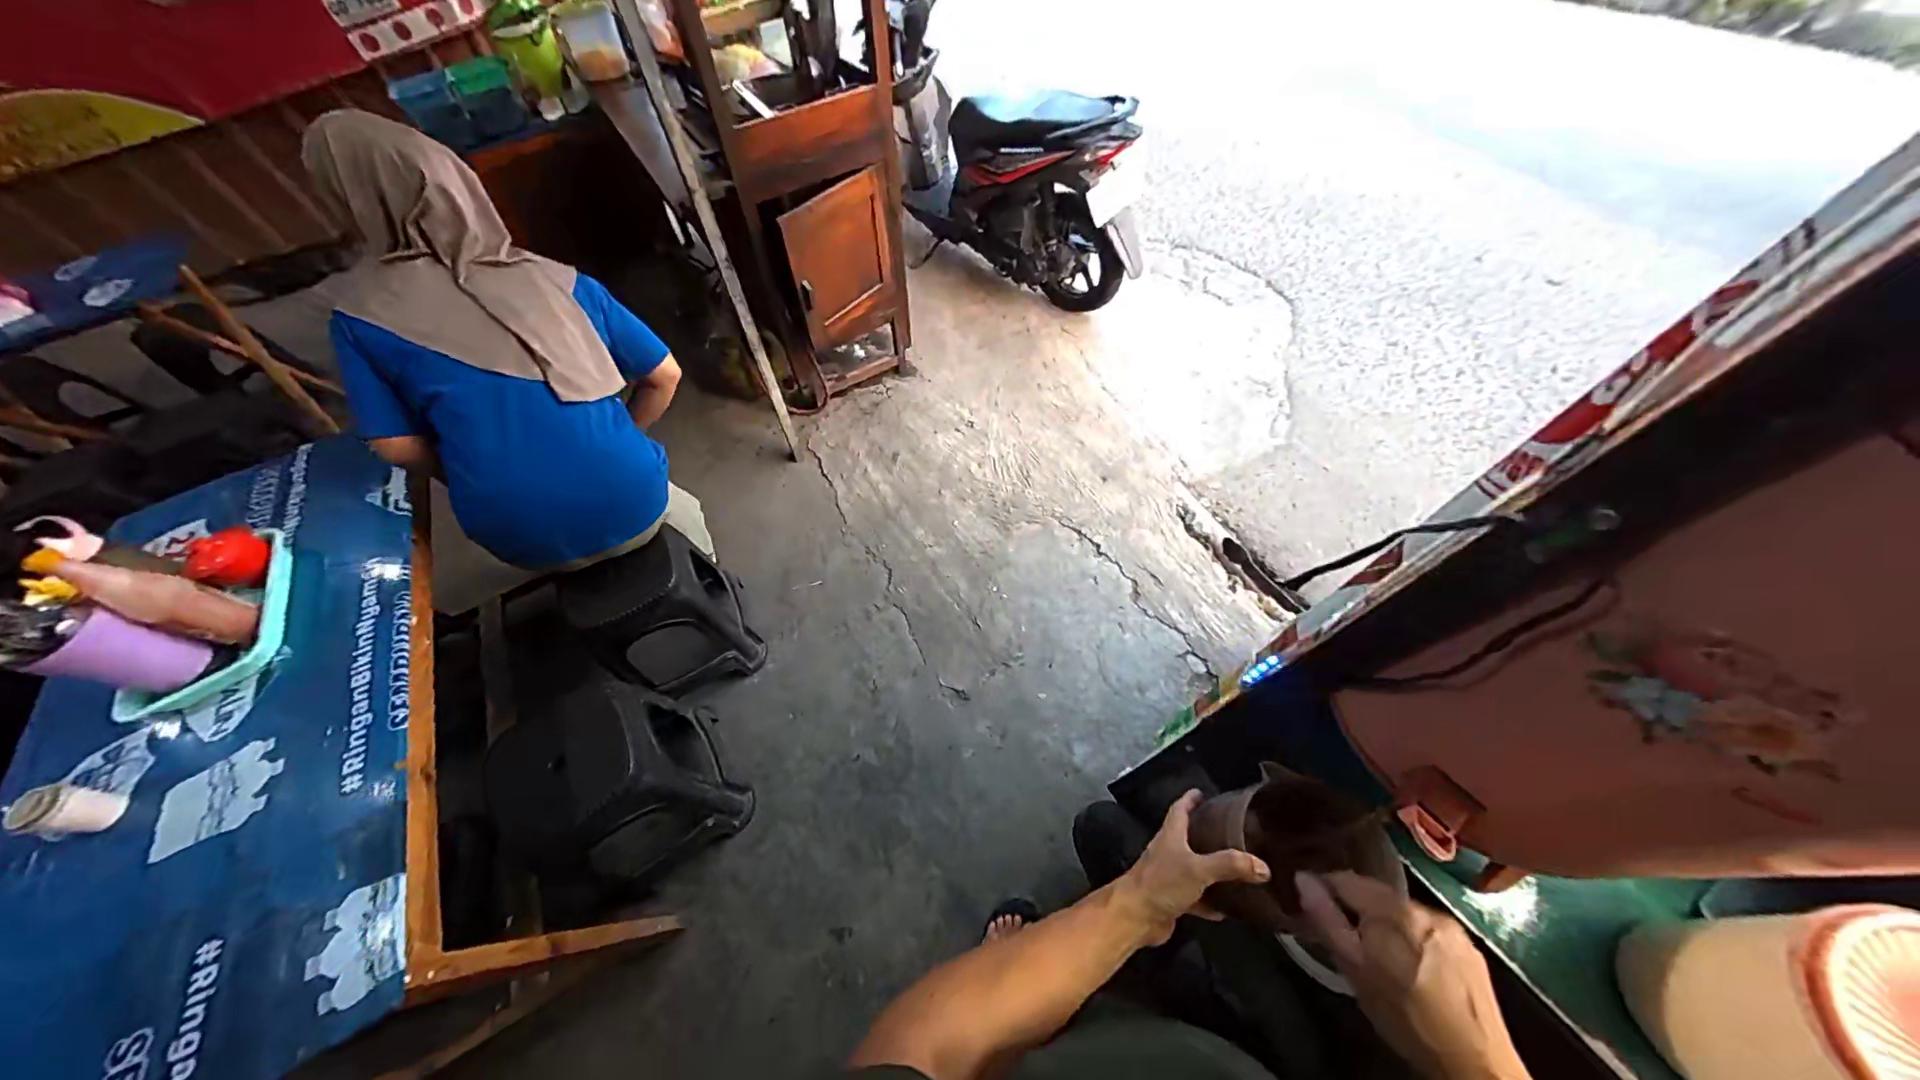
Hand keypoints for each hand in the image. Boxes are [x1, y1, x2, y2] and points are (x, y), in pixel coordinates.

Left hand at [1114, 790, 1270, 944]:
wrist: (1135, 915)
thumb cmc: (1162, 882)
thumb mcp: (1199, 868)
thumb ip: (1230, 865)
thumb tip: (1263, 866)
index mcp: (1171, 835)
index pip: (1180, 809)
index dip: (1190, 799)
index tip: (1202, 792)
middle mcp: (1168, 851)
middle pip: (1188, 836)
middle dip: (1206, 832)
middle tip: (1230, 832)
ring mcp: (1168, 875)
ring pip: (1194, 867)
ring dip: (1211, 869)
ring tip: (1236, 869)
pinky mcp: (1171, 898)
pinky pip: (1195, 897)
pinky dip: (1209, 901)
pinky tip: (1226, 909)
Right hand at [1295, 871, 1529, 1079]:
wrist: (1475, 1065)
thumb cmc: (1404, 1017)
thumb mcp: (1353, 969)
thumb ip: (1325, 918)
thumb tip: (1303, 879)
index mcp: (1392, 908)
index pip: (1345, 878)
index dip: (1324, 889)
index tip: (1315, 908)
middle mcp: (1424, 908)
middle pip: (1375, 893)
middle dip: (1356, 908)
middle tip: (1346, 938)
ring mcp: (1452, 927)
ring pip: (1402, 911)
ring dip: (1385, 922)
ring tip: (1378, 954)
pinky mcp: (1470, 949)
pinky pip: (1427, 929)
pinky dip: (1411, 937)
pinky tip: (1411, 966)